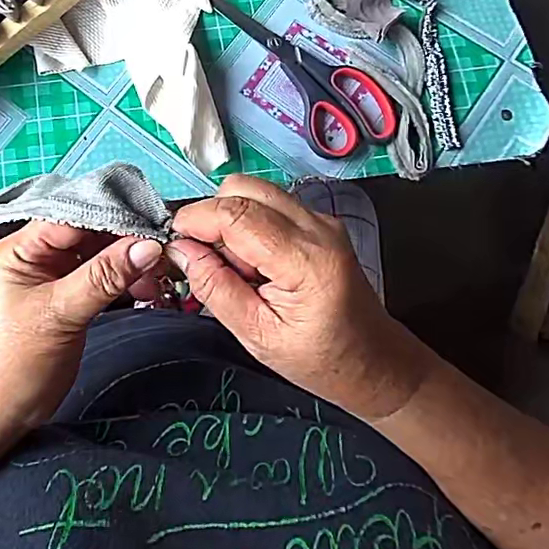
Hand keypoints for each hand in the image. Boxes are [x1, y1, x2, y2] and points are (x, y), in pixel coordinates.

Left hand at [0, 222, 163, 450]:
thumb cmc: (8, 366)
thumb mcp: (58, 314)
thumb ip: (104, 277)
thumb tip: (147, 246)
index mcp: (22, 248)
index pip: (74, 215)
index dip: (113, 212)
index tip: (152, 218)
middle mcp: (39, 255)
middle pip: (91, 231)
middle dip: (127, 237)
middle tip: (163, 246)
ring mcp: (56, 276)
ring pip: (102, 252)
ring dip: (131, 259)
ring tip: (159, 272)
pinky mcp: (72, 296)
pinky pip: (105, 275)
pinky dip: (127, 278)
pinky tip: (145, 287)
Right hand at [167, 175, 434, 419]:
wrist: (374, 360)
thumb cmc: (321, 360)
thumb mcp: (257, 336)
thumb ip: (215, 288)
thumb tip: (180, 249)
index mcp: (306, 260)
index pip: (237, 213)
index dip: (196, 218)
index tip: (174, 240)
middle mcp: (317, 227)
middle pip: (244, 188)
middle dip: (212, 215)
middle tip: (209, 259)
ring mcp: (321, 219)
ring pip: (255, 190)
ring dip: (230, 218)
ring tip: (237, 266)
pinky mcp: (319, 220)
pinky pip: (269, 203)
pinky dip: (248, 222)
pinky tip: (255, 262)